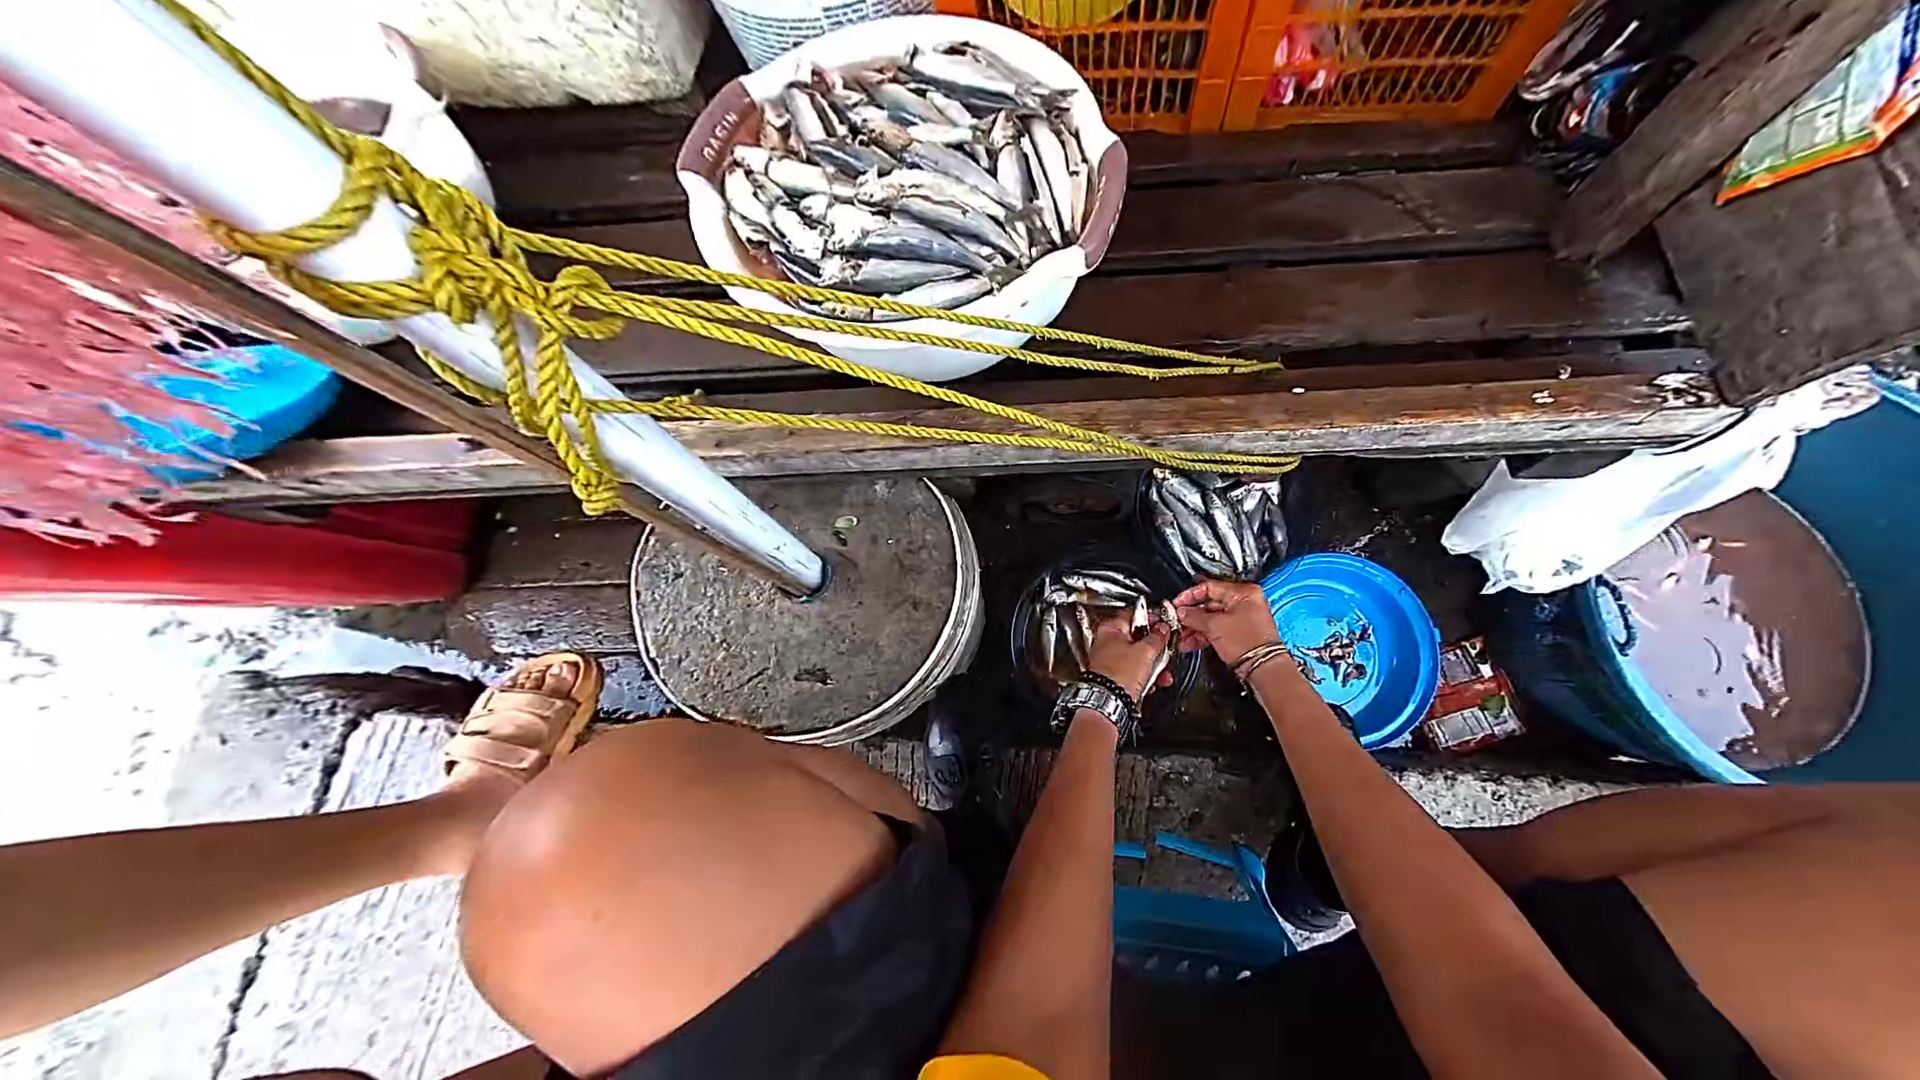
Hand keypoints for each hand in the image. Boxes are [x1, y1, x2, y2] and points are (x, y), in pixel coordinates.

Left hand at [1083, 608, 1173, 703]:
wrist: (1110, 701)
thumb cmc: (1118, 674)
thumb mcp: (1145, 651)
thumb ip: (1157, 638)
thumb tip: (1162, 629)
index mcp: (1110, 629)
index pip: (1133, 615)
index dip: (1150, 619)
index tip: (1162, 625)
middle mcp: (1106, 642)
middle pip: (1136, 638)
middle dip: (1154, 647)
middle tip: (1165, 651)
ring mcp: (1109, 660)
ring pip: (1136, 657)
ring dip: (1153, 665)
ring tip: (1163, 673)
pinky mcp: (1113, 677)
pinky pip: (1133, 672)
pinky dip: (1145, 677)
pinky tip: (1154, 682)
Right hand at [1172, 579, 1281, 667]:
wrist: (1262, 667)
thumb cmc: (1249, 644)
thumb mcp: (1214, 625)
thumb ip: (1193, 616)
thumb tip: (1182, 612)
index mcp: (1244, 593)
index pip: (1209, 586)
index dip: (1190, 595)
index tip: (1177, 604)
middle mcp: (1246, 602)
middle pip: (1209, 604)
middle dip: (1191, 615)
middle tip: (1178, 620)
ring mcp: (1243, 618)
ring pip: (1212, 618)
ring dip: (1195, 627)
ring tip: (1182, 635)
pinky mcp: (1240, 633)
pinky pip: (1217, 629)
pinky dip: (1204, 635)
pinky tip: (1191, 642)